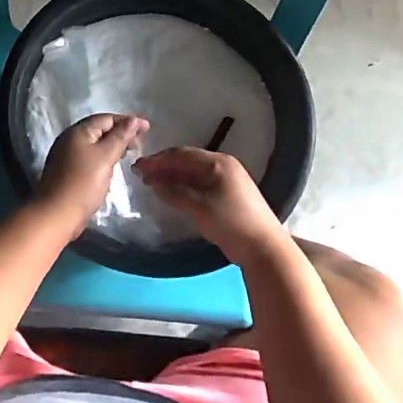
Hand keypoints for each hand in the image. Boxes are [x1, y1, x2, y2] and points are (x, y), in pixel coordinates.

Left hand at [37, 114, 148, 234]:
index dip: (128, 121)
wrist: (57, 214)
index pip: (106, 118)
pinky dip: (104, 156)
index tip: (148, 128)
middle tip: (141, 142)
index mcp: (77, 131)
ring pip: (95, 144)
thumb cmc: (83, 183)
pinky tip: (113, 165)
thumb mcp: (105, 157)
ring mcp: (67, 155)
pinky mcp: (68, 170)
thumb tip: (133, 120)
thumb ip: (120, 137)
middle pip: (100, 129)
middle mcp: (69, 139)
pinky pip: (90, 156)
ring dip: (113, 145)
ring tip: (130, 152)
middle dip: (121, 133)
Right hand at [133, 147, 290, 264]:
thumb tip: (153, 182)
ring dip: (172, 176)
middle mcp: (224, 165)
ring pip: (193, 172)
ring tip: (152, 183)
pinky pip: (200, 182)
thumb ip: (174, 192)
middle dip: (163, 166)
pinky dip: (183, 185)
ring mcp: (227, 179)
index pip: (181, 154)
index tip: (137, 168)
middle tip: (141, 175)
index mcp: (218, 162)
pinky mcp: (228, 193)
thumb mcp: (199, 208)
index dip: (157, 160)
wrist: (264, 248)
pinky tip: (172, 192)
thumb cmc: (231, 223)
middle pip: (187, 160)